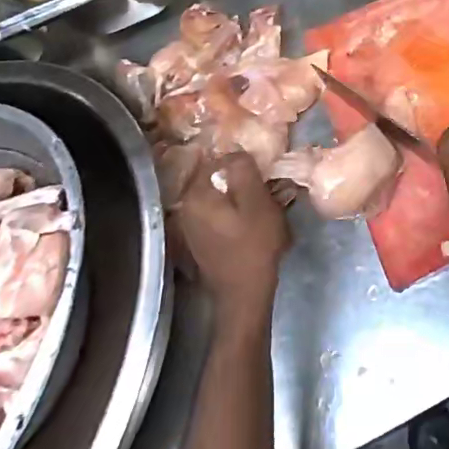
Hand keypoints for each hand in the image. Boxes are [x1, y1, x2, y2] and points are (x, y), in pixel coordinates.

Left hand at [175, 152, 291, 323]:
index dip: (240, 163)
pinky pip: (217, 214)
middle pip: (215, 179)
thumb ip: (243, 170)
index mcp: (195, 194)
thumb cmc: (254, 247)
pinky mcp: (199, 240)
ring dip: (237, 198)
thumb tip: (235, 151)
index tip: (259, 172)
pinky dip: (232, 214)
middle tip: (264, 189)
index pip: (216, 160)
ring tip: (260, 207)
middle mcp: (185, 206)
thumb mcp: (257, 202)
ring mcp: (189, 225)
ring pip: (217, 197)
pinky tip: (249, 225)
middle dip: (239, 181)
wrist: (244, 296)